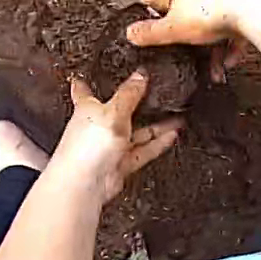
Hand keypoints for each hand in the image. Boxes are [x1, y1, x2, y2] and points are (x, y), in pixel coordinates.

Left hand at [49, 71, 181, 199]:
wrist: (85, 183)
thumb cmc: (86, 148)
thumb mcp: (112, 112)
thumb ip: (129, 94)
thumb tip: (140, 76)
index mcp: (88, 110)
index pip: (84, 92)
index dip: (86, 84)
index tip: (84, 77)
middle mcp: (98, 128)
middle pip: (120, 112)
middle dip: (137, 105)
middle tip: (155, 95)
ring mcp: (111, 147)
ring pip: (136, 133)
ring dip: (156, 126)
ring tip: (176, 117)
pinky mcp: (121, 164)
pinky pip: (143, 150)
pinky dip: (158, 144)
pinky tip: (171, 135)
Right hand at [128, 0, 260, 81]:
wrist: (255, 4)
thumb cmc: (215, 10)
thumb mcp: (174, 28)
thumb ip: (152, 33)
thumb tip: (131, 33)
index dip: (146, 7)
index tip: (139, 12)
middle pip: (189, 17)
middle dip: (188, 40)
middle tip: (185, 55)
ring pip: (215, 28)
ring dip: (213, 52)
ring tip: (215, 69)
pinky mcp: (247, 9)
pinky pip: (236, 33)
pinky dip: (231, 49)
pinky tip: (230, 62)